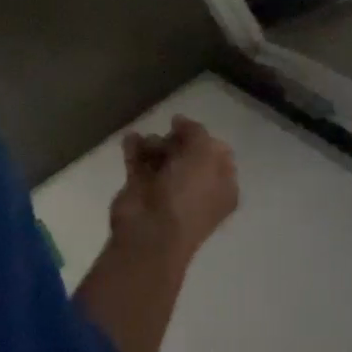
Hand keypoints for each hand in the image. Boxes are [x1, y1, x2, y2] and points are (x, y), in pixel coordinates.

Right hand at [108, 116, 238, 262]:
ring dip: (154, 143)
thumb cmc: (186, 196)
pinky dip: (134, 148)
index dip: (202, 136)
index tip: (183, 127)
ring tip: (145, 143)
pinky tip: (130, 140)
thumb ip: (197, 133)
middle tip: (166, 139)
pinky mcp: (140, 188)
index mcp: (221, 186)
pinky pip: (138, 161)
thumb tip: (181, 121)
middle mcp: (197, 187)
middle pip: (188, 152)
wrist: (150, 230)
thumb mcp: (203, 158)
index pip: (217, 153)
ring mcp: (167, 188)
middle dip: (176, 140)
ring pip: (162, 155)